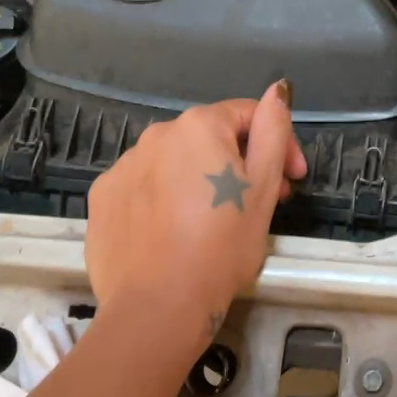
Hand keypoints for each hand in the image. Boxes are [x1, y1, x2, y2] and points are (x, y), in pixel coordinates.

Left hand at [84, 82, 306, 334]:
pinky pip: (145, 186)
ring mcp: (123, 166)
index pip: (250, 115)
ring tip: (216, 221)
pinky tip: (176, 230)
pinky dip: (165, 198)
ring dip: (202, 179)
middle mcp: (157, 134)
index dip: (279, 144)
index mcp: (200, 126)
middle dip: (241, 163)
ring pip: (176, 161)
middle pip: (211, 137)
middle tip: (263, 203)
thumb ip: (272, 130)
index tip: (293, 181)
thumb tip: (278, 90)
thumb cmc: (223, 245)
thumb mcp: (263, 187)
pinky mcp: (102, 198)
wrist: (158, 307)